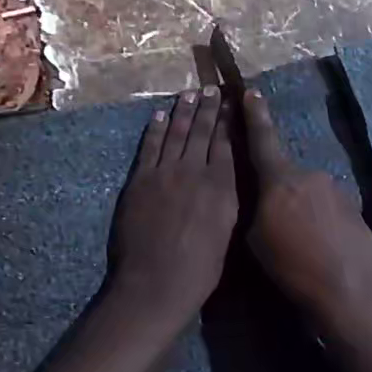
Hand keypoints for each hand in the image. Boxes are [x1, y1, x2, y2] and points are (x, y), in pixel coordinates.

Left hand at [106, 87, 238, 321]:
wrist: (156, 282)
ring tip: (190, 94)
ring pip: (176, 134)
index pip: (227, 144)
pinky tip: (159, 116)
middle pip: (202, 132)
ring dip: (183, 112)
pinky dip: (155, 130)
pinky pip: (148, 147)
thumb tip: (228, 178)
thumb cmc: (200, 269)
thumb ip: (227, 199)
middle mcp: (195, 171)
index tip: (231, 102)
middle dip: (208, 109)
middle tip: (211, 89)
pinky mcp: (140, 181)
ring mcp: (164, 173)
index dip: (228, 121)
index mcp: (222, 186)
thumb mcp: (227, 231)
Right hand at [241, 88, 371, 319]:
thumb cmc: (294, 269)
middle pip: (286, 176)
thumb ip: (255, 209)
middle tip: (275, 226)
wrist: (351, 291)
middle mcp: (310, 175)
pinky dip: (321, 222)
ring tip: (301, 245)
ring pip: (308, 194)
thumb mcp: (256, 241)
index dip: (254, 115)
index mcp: (280, 180)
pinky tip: (321, 248)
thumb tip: (262, 199)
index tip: (251, 91)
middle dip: (278, 194)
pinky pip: (328, 208)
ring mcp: (337, 190)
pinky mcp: (355, 207)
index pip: (262, 139)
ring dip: (301, 211)